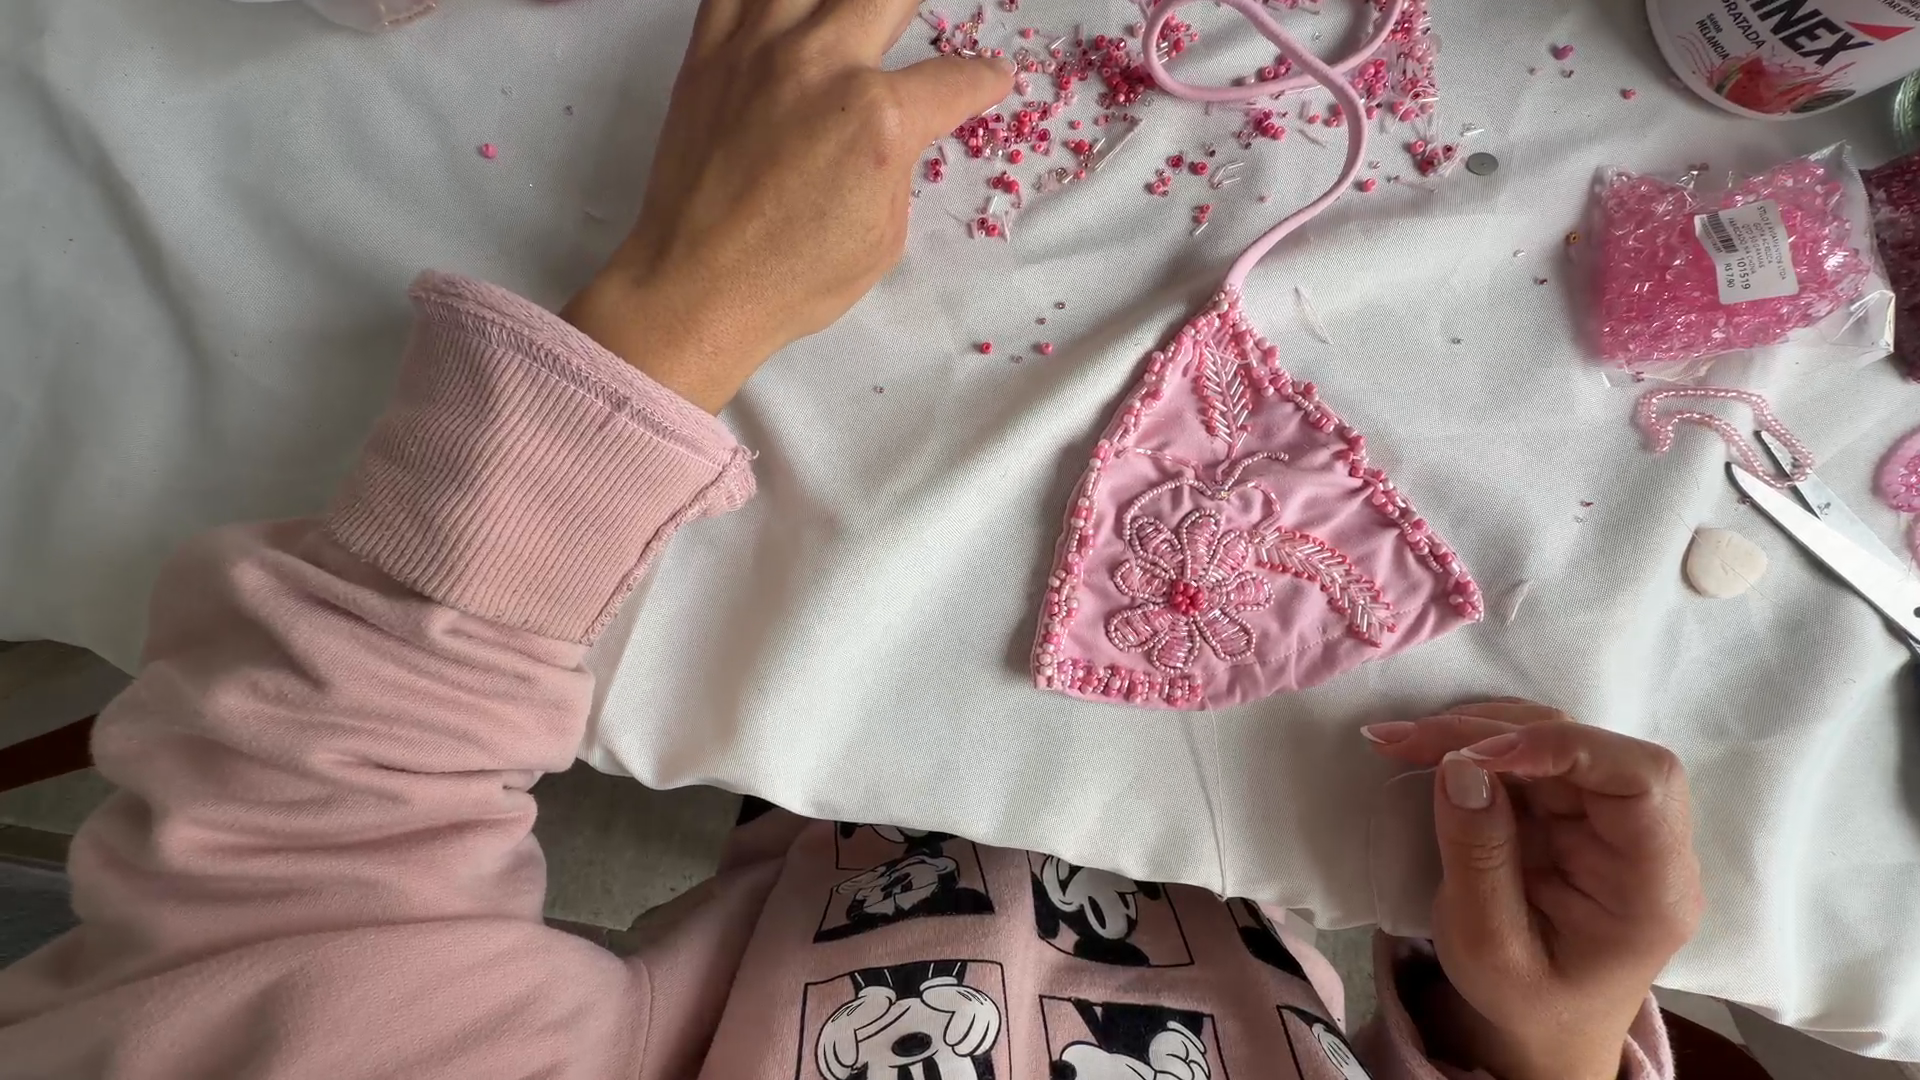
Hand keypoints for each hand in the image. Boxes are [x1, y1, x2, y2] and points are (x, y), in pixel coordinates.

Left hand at [563, 0, 1011, 411]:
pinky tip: (791, 11)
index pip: (952, 81)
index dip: (984, 81)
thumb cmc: (795, 280)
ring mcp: (758, 47)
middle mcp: (822, 65)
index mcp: (877, 122)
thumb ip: (899, 168)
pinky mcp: (710, 50)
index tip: (992, 80)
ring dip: (851, 0)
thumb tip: (898, 132)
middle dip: (918, 9)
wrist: (700, 287)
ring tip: (855, 19)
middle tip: (918, 25)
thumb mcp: (884, 238)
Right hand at [1363, 701, 1704, 1079]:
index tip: (1473, 757)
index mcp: (1650, 887)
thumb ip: (1477, 857)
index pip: (1640, 780)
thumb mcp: (1486, 945)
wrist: (1538, 1025)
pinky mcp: (1563, 809)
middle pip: (1583, 747)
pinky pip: (1521, 751)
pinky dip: (1467, 740)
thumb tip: (1461, 767)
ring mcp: (1600, 820)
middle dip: (1490, 732)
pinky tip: (1424, 748)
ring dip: (1471, 729)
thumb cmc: (1522, 1000)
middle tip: (1404, 742)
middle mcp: (1639, 840)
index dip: (1562, 748)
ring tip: (1402, 742)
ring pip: (1547, 736)